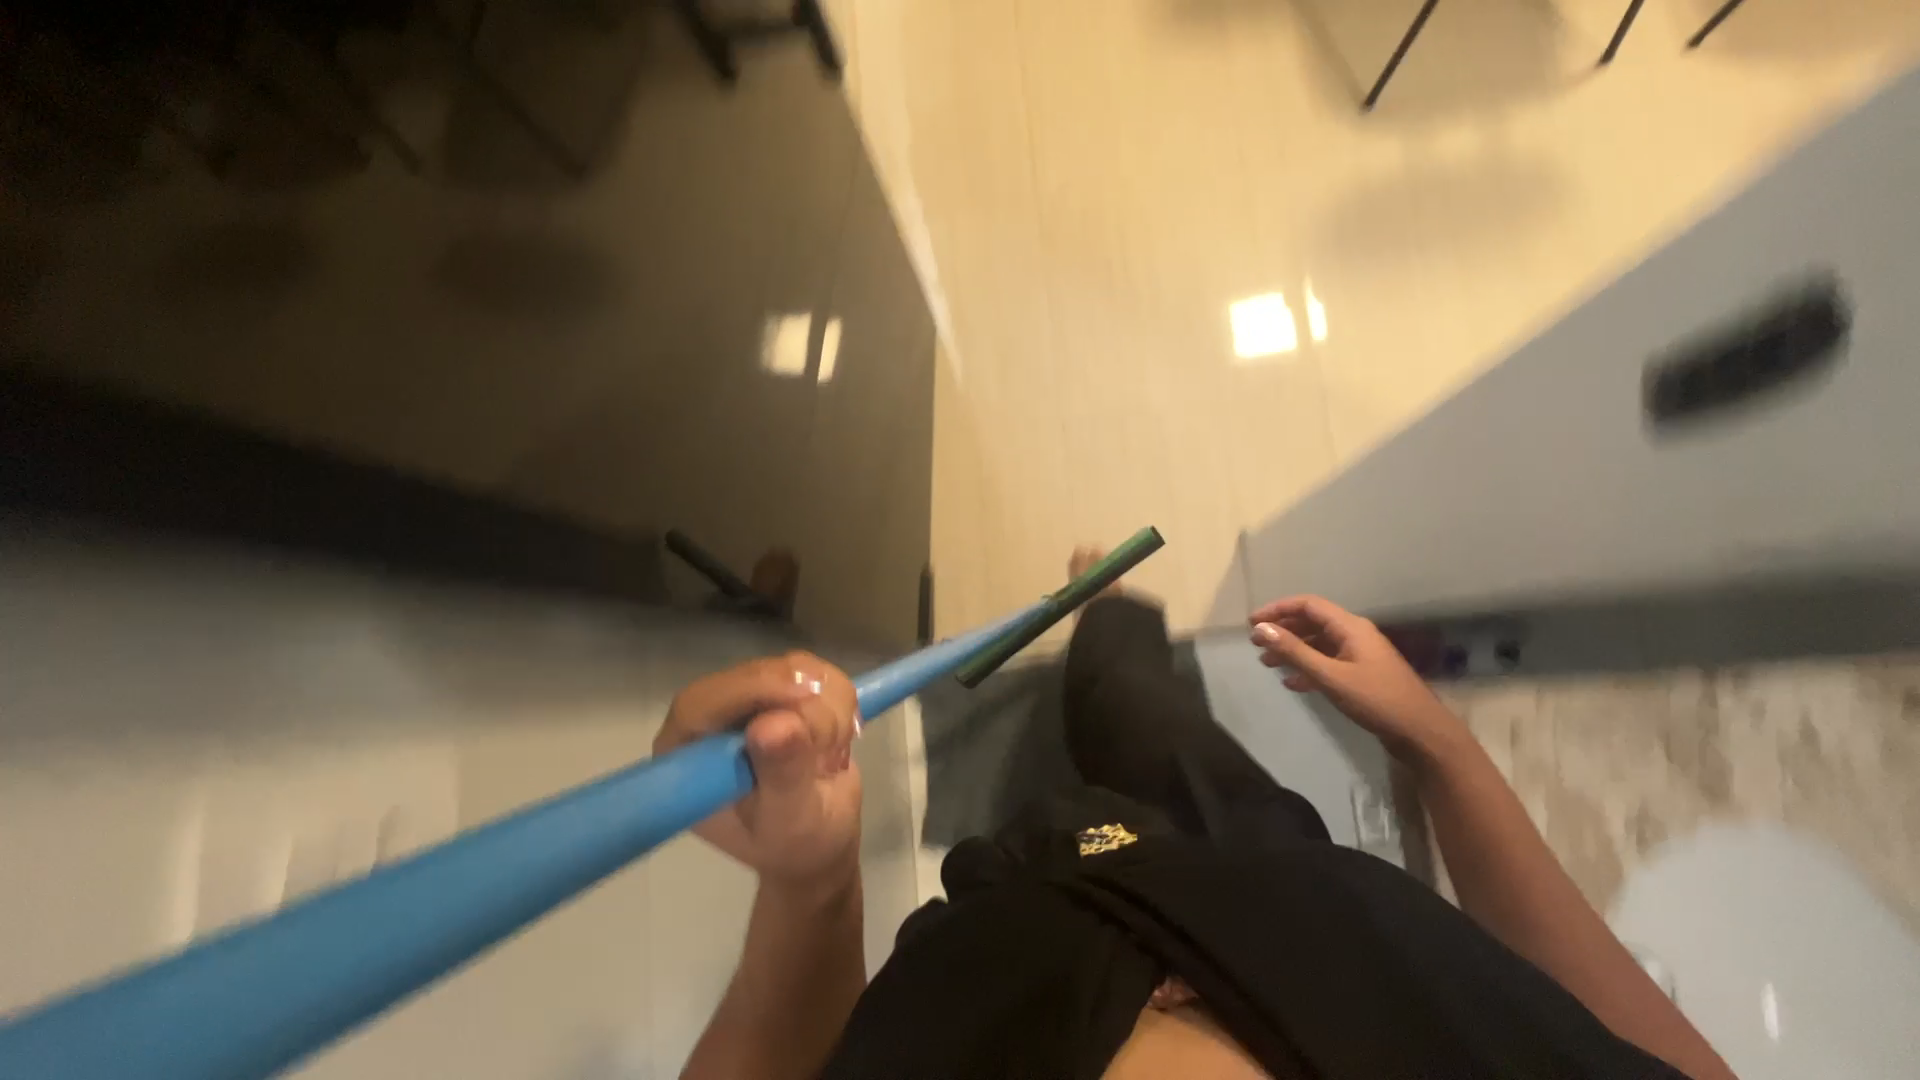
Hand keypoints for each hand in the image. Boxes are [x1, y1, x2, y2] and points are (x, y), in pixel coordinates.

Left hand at [654, 652, 861, 887]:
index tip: (803, 697)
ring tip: (828, 755)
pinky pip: (818, 671)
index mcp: (687, 754)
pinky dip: (840, 701)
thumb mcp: (790, 821)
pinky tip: (836, 738)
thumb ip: (781, 775)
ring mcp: (750, 699)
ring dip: (829, 709)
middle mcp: (711, 718)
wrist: (823, 839)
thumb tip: (774, 725)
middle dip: (807, 709)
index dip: (749, 690)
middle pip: (756, 675)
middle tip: (829, 750)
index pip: (701, 702)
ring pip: (795, 667)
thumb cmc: (795, 844)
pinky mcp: (784, 689)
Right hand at [1248, 595, 1469, 764]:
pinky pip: (1328, 662)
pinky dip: (1308, 668)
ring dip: (1293, 651)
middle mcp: (1355, 634)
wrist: (1421, 733)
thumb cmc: (1376, 699)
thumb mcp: (1330, 676)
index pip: (1308, 605)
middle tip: (1256, 644)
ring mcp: (1360, 655)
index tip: (1252, 624)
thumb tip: (1261, 629)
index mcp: (1351, 627)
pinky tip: (1293, 683)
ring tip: (1268, 664)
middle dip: (1283, 630)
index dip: (1278, 610)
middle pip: (1312, 623)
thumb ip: (1294, 652)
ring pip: (1319, 644)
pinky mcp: (1362, 675)